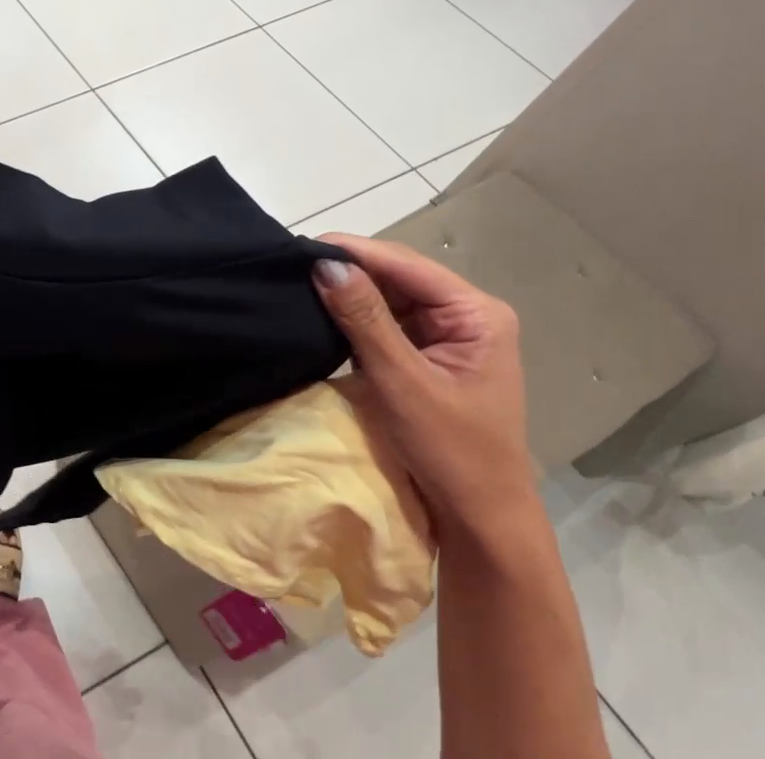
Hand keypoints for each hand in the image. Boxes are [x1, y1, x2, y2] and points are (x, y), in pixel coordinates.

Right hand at [311, 234, 535, 538]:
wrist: (478, 516)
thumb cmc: (450, 450)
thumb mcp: (401, 381)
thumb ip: (364, 318)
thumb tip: (323, 264)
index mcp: (475, 313)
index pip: (405, 264)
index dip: (351, 251)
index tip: (295, 248)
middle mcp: (464, 315)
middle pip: (397, 275)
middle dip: (346, 269)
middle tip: (287, 266)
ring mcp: (445, 335)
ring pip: (387, 297)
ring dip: (346, 293)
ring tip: (294, 284)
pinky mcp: (425, 355)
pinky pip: (384, 322)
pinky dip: (352, 318)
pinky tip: (318, 313)